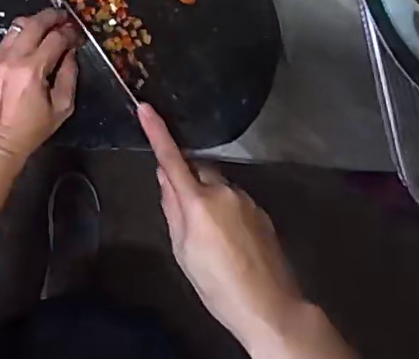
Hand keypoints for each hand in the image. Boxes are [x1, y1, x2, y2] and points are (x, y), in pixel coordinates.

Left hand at [0, 9, 79, 167]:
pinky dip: (22, 33)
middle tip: (64, 16)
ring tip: (48, 24)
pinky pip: (8, 38)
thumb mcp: (61, 108)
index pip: (55, 39)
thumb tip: (71, 53)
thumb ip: (69, 76)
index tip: (78, 35)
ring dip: (35, 21)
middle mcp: (14, 58)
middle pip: (34, 23)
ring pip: (18, 26)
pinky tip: (31, 39)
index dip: (70, 33)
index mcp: (33, 70)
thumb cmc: (31, 130)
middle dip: (52, 16)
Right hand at [140, 104, 316, 356]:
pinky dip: (227, 211)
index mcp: (198, 201)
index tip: (145, 108)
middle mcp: (223, 190)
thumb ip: (172, 209)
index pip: (171, 158)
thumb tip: (165, 177)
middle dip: (188, 181)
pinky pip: (235, 200)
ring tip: (213, 240)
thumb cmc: (218, 287)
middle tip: (185, 215)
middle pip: (197, 171)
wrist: (272, 310)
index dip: (156, 132)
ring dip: (209, 199)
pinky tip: (232, 242)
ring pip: (217, 186)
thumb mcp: (184, 253)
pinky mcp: (261, 211)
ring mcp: (245, 199)